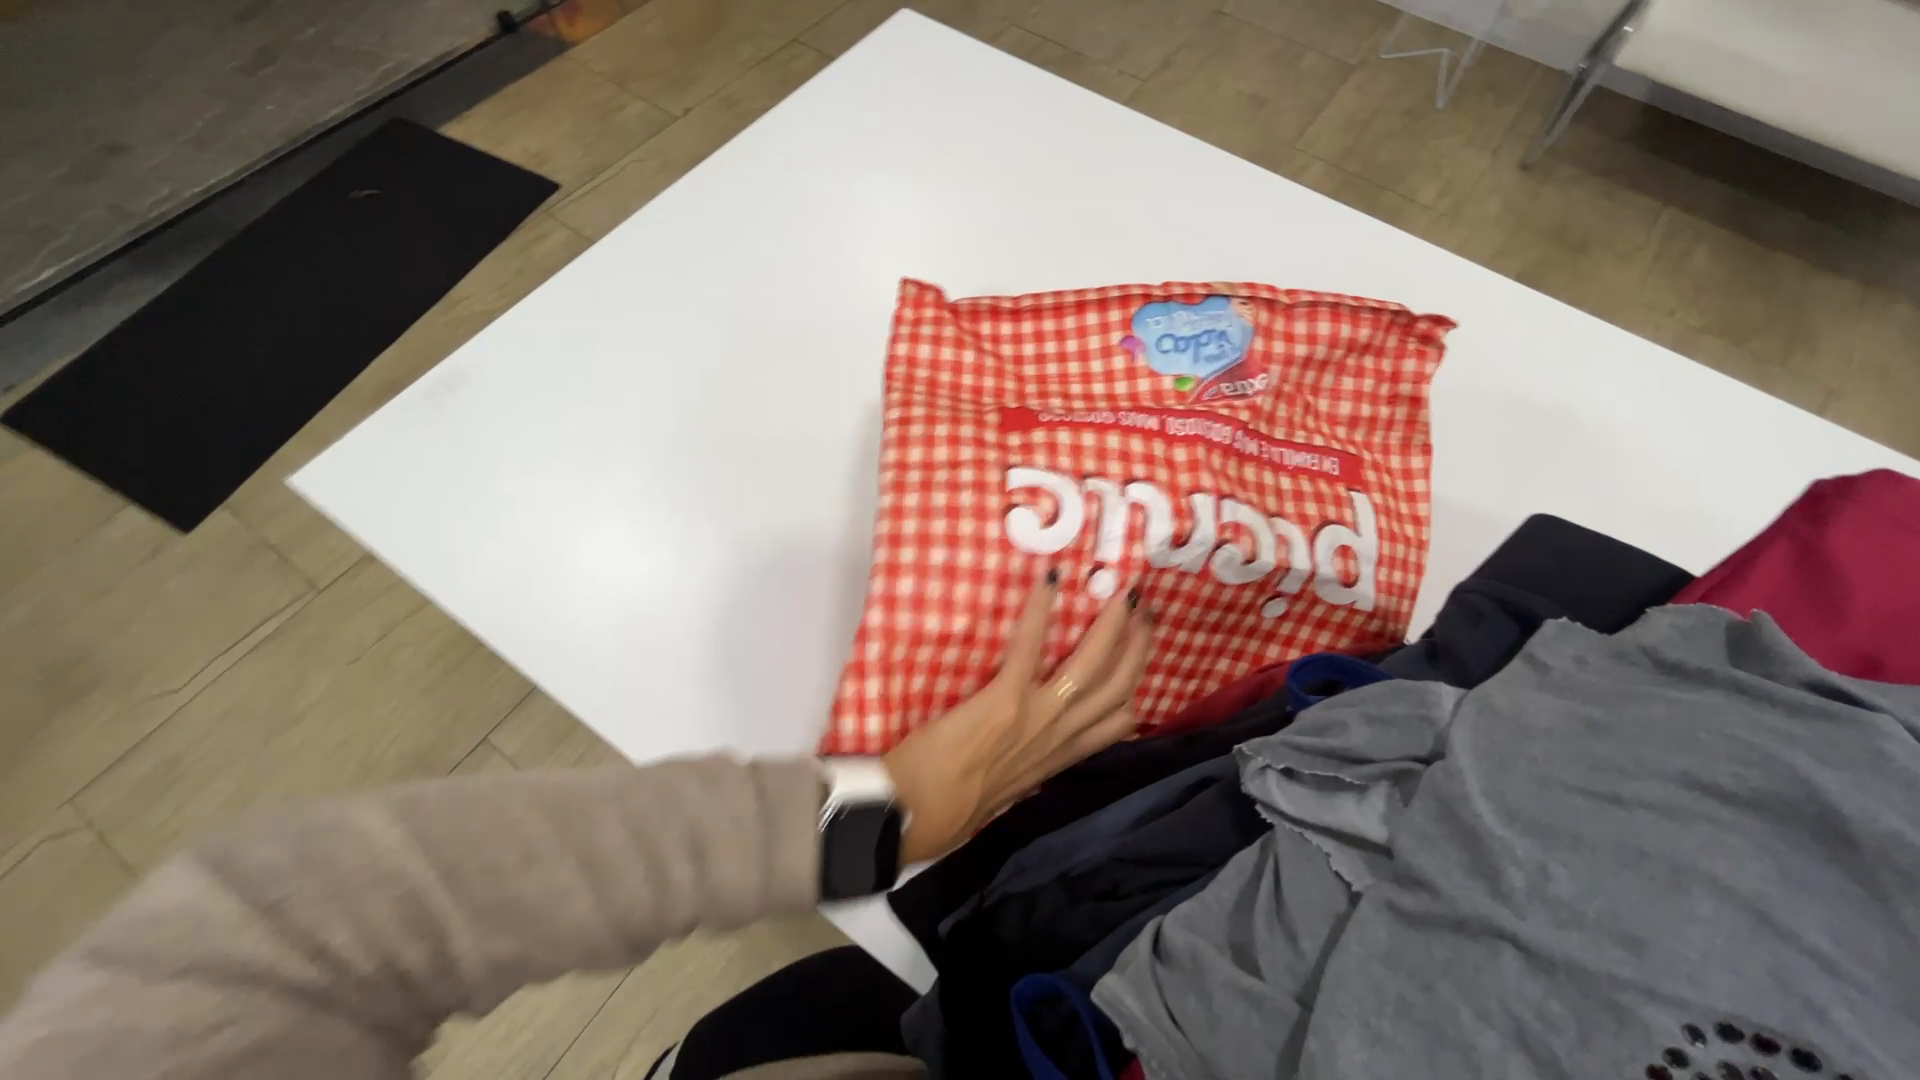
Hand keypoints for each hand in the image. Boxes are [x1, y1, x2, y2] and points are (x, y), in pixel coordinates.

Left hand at [881, 572, 1155, 863]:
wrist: (908, 818)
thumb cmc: (945, 812)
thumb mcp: (1003, 796)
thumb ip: (1024, 768)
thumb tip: (1025, 749)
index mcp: (1057, 758)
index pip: (1118, 724)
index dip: (1135, 686)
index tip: (1139, 656)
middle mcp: (1057, 738)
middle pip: (1117, 688)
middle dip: (1138, 647)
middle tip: (1142, 609)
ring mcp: (1034, 719)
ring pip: (1091, 668)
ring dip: (1112, 627)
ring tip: (1122, 593)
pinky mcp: (1002, 702)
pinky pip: (1029, 649)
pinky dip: (1041, 612)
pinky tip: (1050, 580)